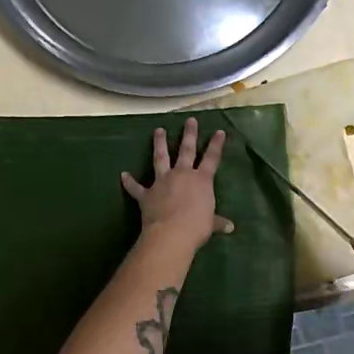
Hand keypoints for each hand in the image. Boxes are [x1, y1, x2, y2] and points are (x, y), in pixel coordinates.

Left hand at [121, 117, 233, 248]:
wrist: (171, 233)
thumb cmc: (196, 226)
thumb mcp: (211, 223)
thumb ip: (218, 222)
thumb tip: (230, 227)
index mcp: (201, 180)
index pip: (212, 158)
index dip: (216, 145)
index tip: (219, 132)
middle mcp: (182, 175)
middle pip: (186, 150)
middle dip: (189, 134)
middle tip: (190, 120)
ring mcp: (162, 181)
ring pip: (161, 158)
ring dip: (159, 143)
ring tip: (158, 130)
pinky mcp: (147, 194)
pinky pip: (136, 187)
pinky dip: (129, 181)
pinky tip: (123, 175)